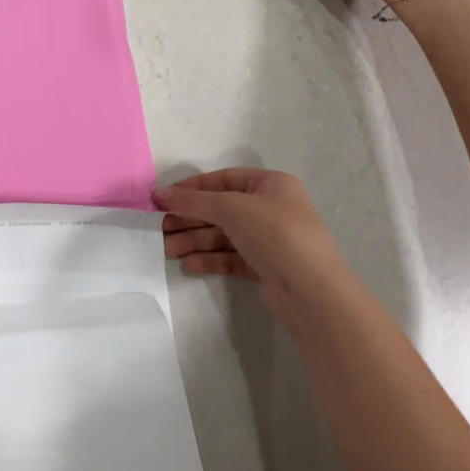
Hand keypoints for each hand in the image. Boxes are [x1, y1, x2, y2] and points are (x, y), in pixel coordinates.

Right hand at [155, 168, 347, 319]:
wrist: (312, 291)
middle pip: (219, 209)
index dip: (191, 188)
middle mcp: (270, 209)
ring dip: (194, 241)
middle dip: (189, 219)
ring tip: (167, 250)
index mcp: (270, 185)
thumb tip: (157, 192)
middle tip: (160, 229)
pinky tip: (189, 265)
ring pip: (222, 235)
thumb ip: (192, 200)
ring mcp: (268, 239)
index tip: (162, 199)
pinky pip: (230, 257)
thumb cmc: (275, 233)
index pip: (222, 180)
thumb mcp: (231, 208)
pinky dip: (209, 259)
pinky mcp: (264, 266)